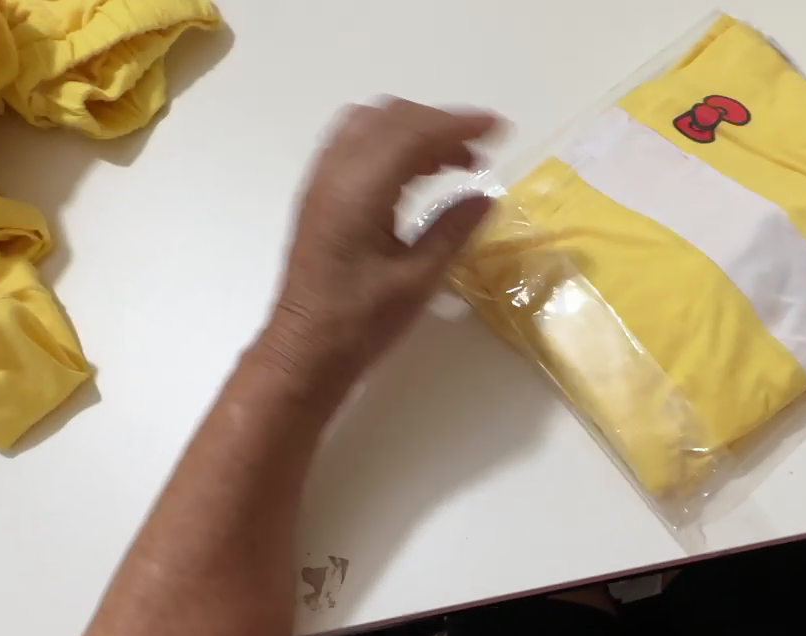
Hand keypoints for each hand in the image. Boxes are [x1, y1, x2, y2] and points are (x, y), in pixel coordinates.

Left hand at [255, 99, 498, 408]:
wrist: (307, 347)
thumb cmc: (363, 322)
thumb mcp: (418, 281)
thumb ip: (452, 232)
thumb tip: (485, 198)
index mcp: (362, 190)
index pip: (415, 133)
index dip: (460, 126)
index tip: (498, 129)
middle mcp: (338, 171)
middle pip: (392, 118)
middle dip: (441, 125)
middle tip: (480, 152)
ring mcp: (324, 179)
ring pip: (372, 125)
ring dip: (416, 131)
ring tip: (455, 161)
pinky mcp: (321, 194)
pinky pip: (357, 144)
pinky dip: (393, 144)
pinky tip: (418, 174)